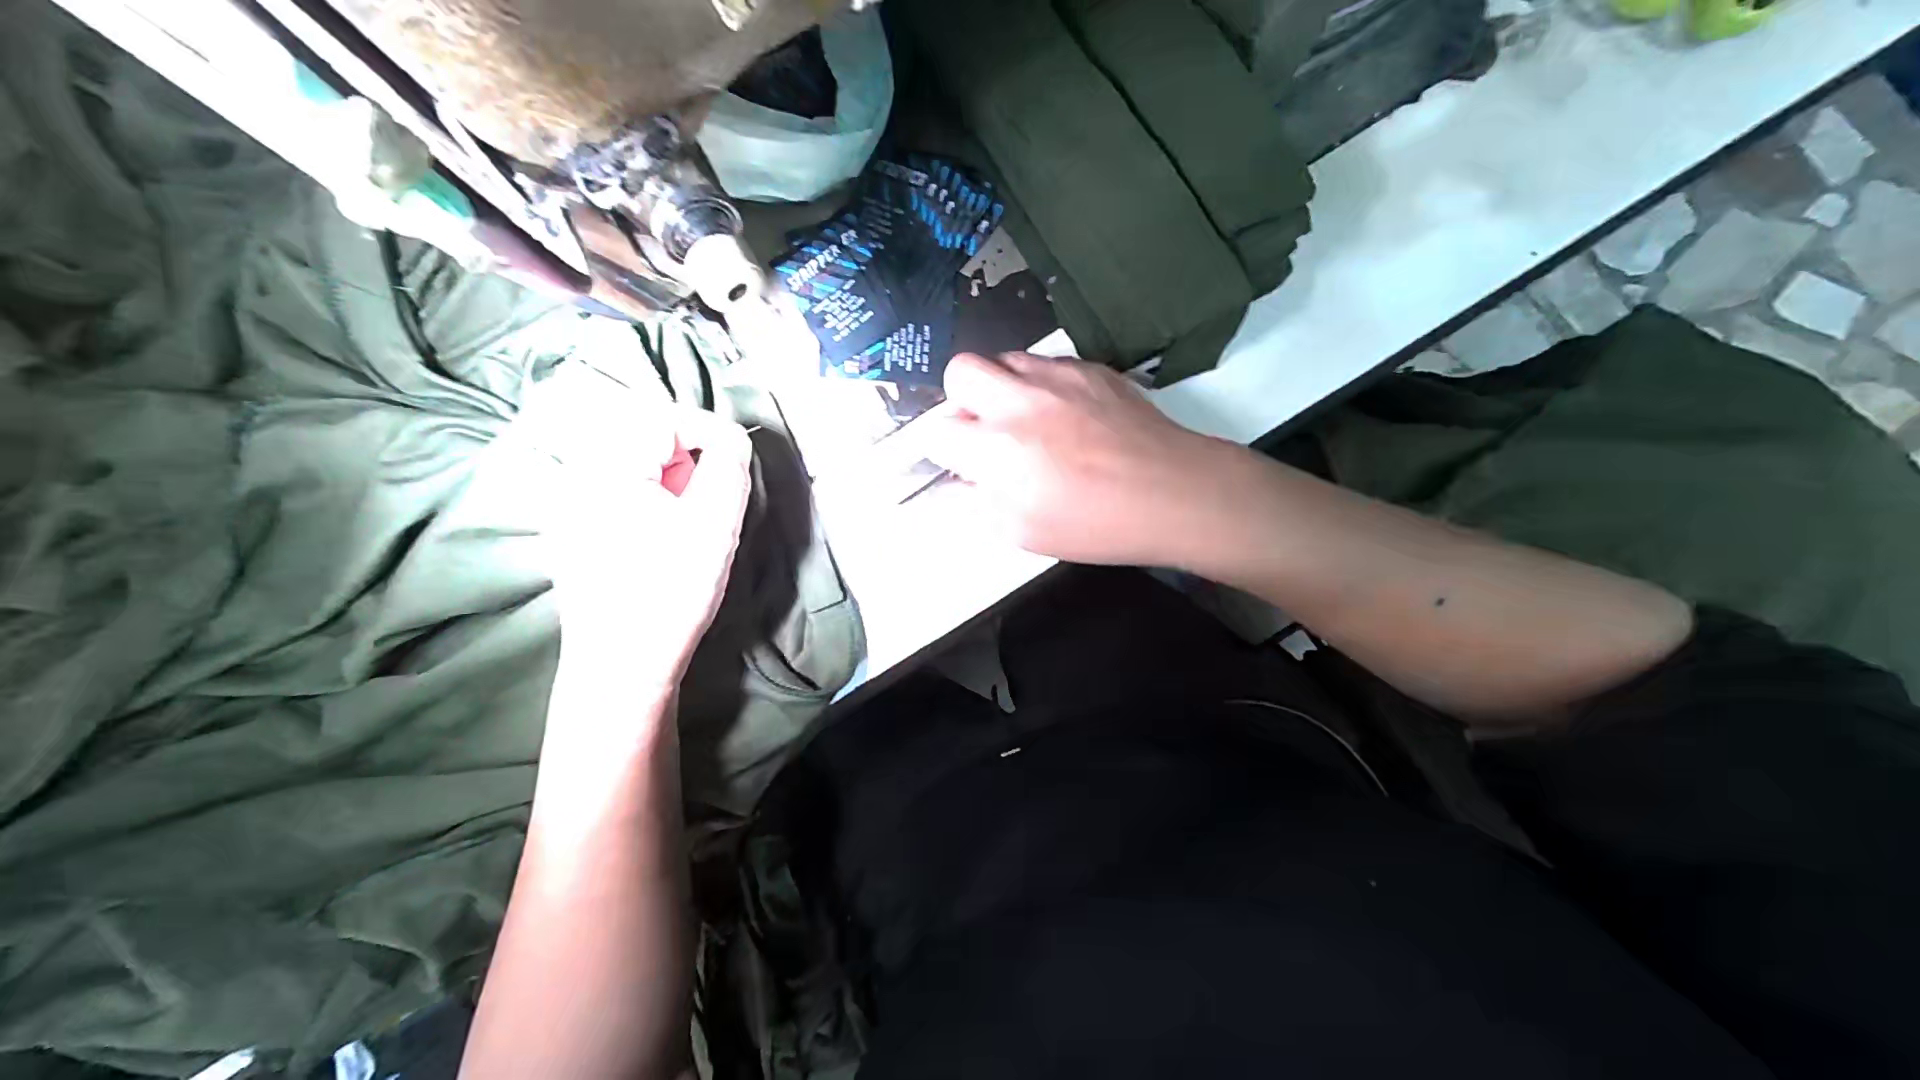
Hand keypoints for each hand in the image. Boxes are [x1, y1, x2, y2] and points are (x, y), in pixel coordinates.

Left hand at [522, 365, 753, 687]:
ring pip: (631, 460)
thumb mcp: (716, 523)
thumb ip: (730, 464)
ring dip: (671, 475)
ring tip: (689, 517)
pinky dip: (651, 495)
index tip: (737, 459)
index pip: (662, 415)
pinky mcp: (572, 528)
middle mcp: (573, 475)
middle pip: (642, 431)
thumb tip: (730, 440)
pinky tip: (663, 533)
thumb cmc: (669, 594)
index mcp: (602, 467)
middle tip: (711, 493)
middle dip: (687, 453)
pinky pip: (617, 488)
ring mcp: (566, 503)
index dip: (708, 430)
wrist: (620, 666)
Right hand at [922, 352, 1248, 567]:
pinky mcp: (1090, 367)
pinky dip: (1041, 383)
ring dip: (1002, 386)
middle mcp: (1020, 401)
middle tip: (985, 427)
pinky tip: (1066, 413)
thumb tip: (957, 482)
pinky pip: (1047, 362)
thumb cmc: (1097, 524)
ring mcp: (1058, 377)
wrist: (1174, 492)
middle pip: (961, 370)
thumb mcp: (1025, 532)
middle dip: (961, 398)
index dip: (944, 447)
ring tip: (1026, 417)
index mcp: (998, 449)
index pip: (939, 429)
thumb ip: (978, 501)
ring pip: (1005, 358)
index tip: (961, 459)